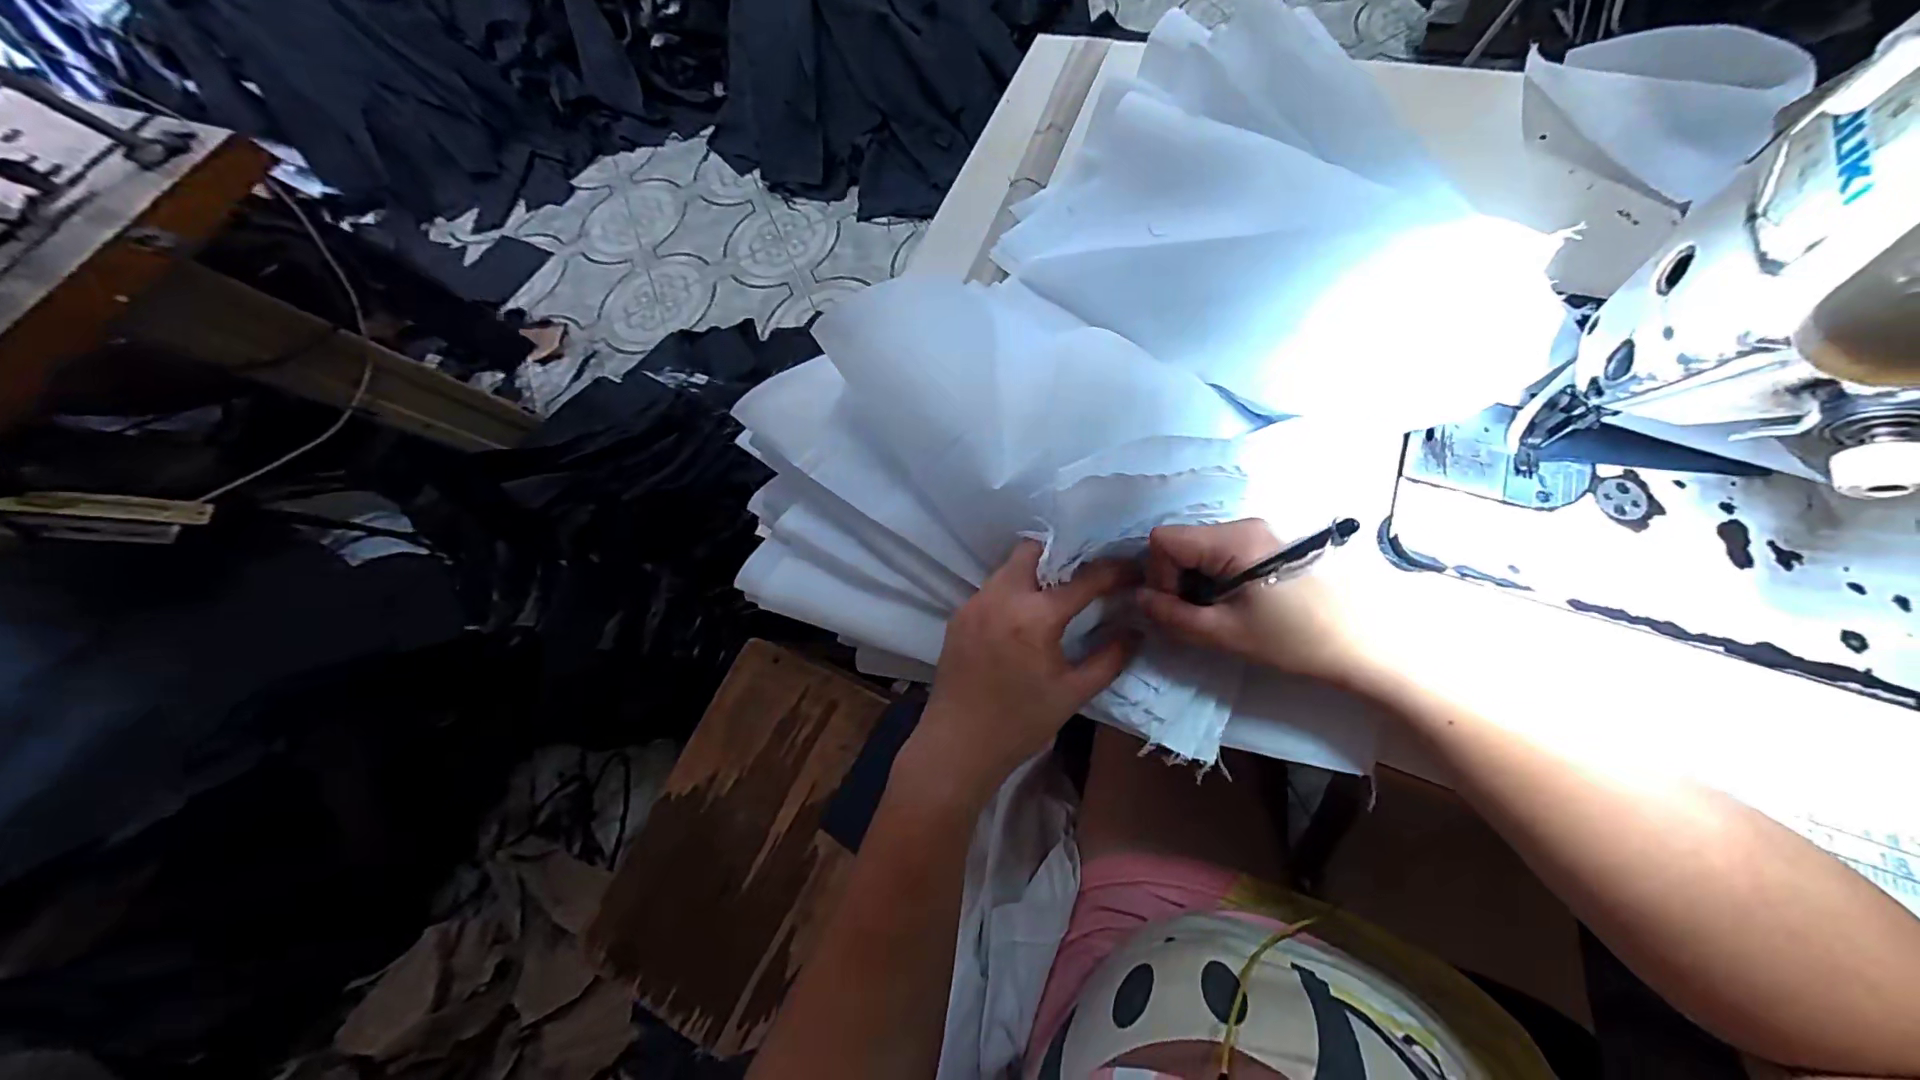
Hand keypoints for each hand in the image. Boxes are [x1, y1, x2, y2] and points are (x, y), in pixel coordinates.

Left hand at [907, 541, 1140, 802]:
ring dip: (1035, 572)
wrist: (957, 744)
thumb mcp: (1073, 693)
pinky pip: (992, 588)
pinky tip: (1025, 615)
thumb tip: (1135, 631)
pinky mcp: (959, 615)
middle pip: (1034, 551)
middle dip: (1063, 555)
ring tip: (1057, 594)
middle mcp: (1001, 598)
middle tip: (1085, 575)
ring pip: (1009, 567)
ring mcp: (975, 603)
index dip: (1114, 570)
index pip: (1083, 578)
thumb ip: (1109, 658)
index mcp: (1034, 617)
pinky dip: (1013, 590)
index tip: (1132, 569)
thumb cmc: (1020, 723)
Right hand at [1135, 519, 1384, 687]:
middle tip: (1194, 616)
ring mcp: (1261, 532)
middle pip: (1181, 541)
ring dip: (1195, 580)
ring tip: (1218, 614)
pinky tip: (1236, 604)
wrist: (1369, 644)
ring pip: (1200, 548)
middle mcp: (1245, 524)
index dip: (1158, 575)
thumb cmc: (1297, 640)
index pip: (1164, 540)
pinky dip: (1215, 577)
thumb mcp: (1226, 634)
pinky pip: (1223, 552)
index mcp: (1235, 539)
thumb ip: (1174, 616)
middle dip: (1175, 579)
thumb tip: (1139, 600)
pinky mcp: (1271, 545)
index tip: (1176, 608)